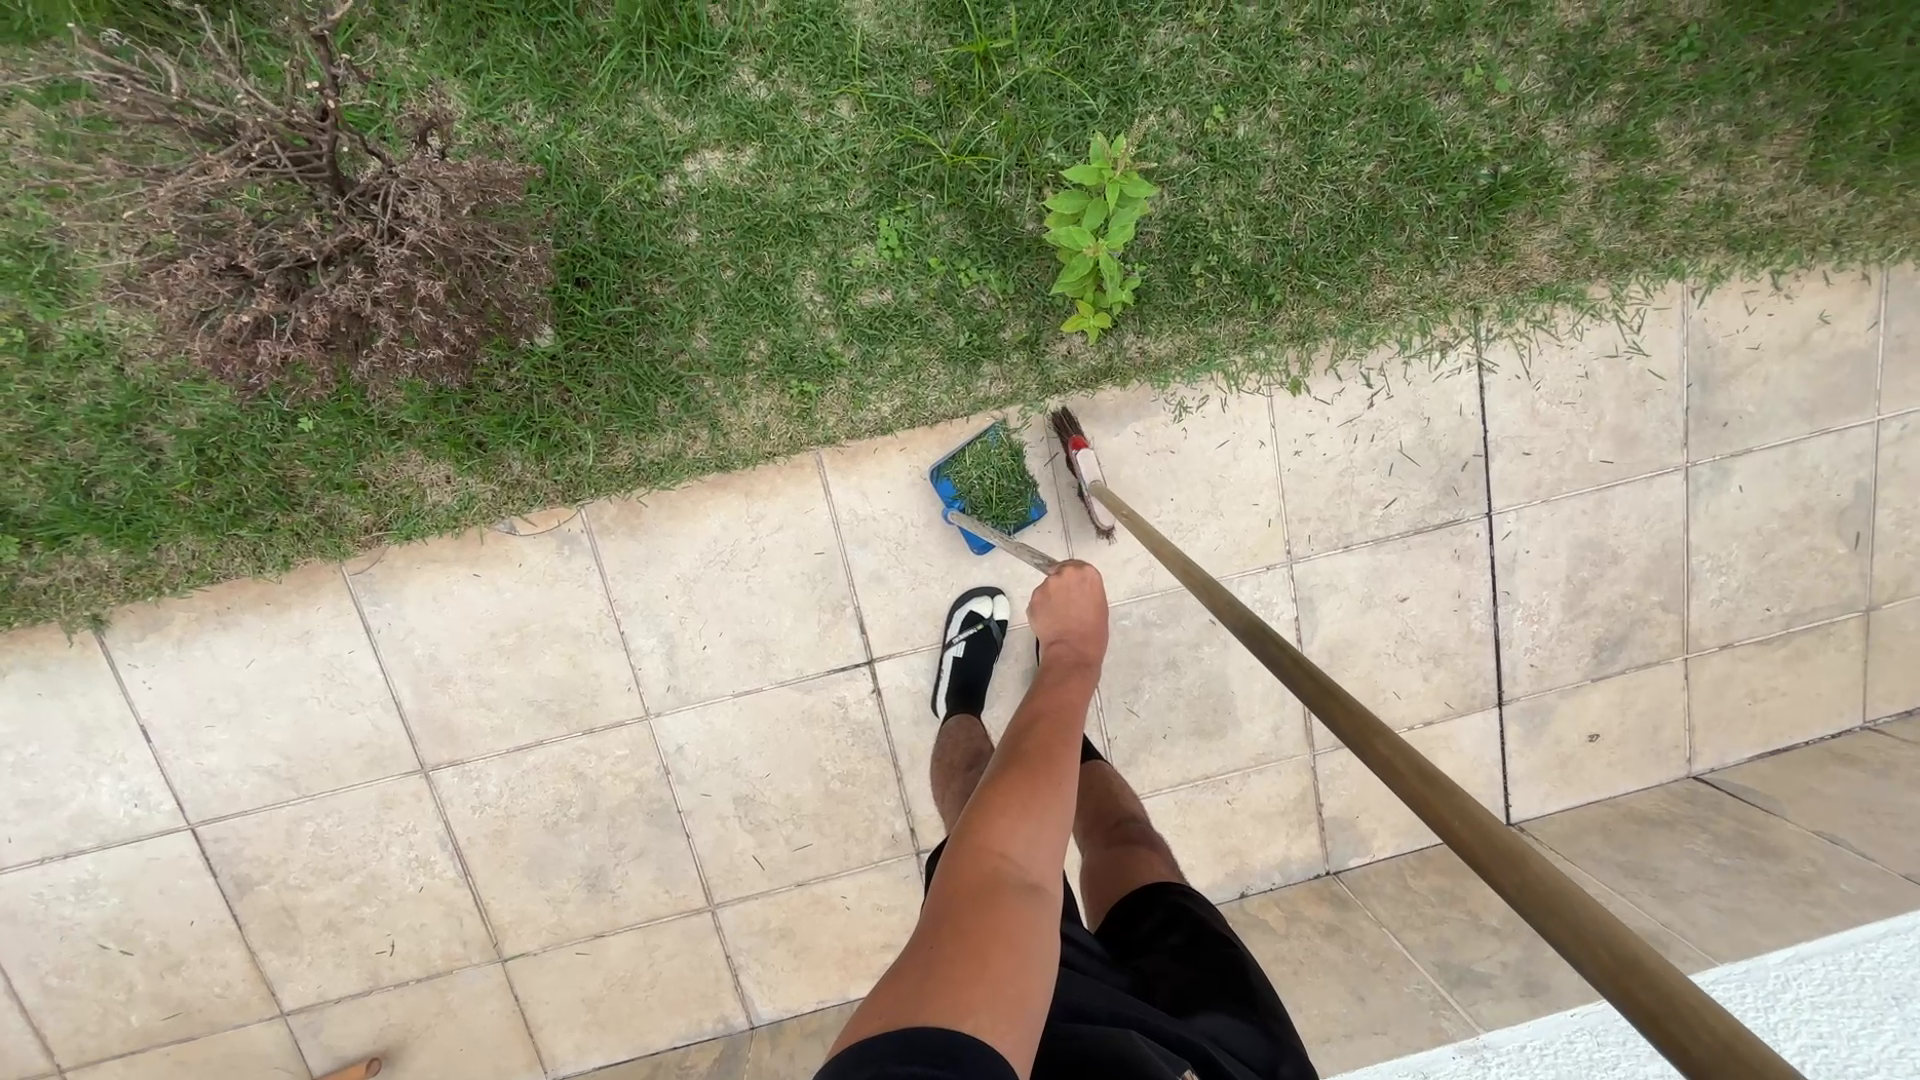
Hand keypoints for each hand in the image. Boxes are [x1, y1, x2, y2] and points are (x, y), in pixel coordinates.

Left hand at [1028, 560, 1107, 670]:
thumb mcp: (1099, 604)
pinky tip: (1049, 621)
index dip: (1073, 579)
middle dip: (1060, 586)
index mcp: (1087, 573)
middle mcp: (1065, 573)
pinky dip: (1041, 608)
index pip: (1076, 566)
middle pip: (1059, 573)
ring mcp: (1047, 585)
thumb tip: (1076, 590)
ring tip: (1058, 617)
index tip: (1072, 589)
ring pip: (1046, 587)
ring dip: (1049, 597)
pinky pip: (1037, 601)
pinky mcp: (1033, 598)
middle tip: (1065, 604)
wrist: (1073, 650)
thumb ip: (1087, 589)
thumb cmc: (1093, 632)